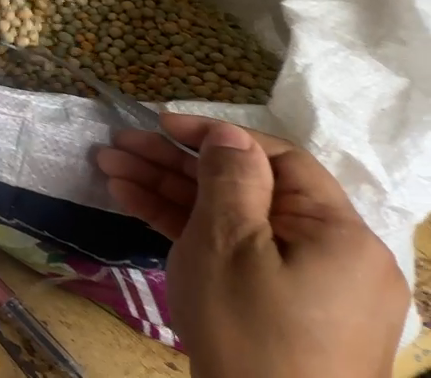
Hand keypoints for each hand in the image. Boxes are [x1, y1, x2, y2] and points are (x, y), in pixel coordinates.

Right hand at [96, 113, 406, 377]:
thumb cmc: (249, 324)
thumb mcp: (228, 242)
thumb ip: (230, 181)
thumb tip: (228, 135)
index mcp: (339, 233)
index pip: (279, 160)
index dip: (217, 135)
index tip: (157, 123)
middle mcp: (334, 252)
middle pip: (249, 187)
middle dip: (176, 162)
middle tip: (116, 144)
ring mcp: (308, 279)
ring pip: (232, 216)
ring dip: (168, 188)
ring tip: (108, 167)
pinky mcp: (281, 301)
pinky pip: (234, 247)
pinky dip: (185, 224)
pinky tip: (131, 201)